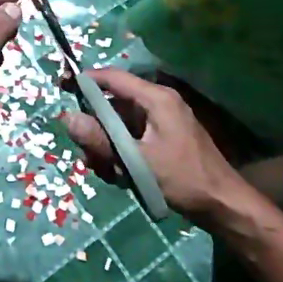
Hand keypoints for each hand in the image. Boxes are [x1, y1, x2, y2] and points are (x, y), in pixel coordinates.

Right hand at [60, 70, 240, 220]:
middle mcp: (158, 104)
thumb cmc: (182, 178)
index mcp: (156, 99)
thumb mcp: (136, 161)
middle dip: (97, 133)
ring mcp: (162, 122)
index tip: (61, 87)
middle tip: (92, 159)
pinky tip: (124, 179)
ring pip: (120, 127)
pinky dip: (123, 156)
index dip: (85, 80)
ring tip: (113, 176)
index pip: (113, 78)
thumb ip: (101, 139)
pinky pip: (132, 139)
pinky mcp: (163, 139)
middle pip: (113, 106)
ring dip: (109, 150)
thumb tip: (67, 117)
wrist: (221, 203)